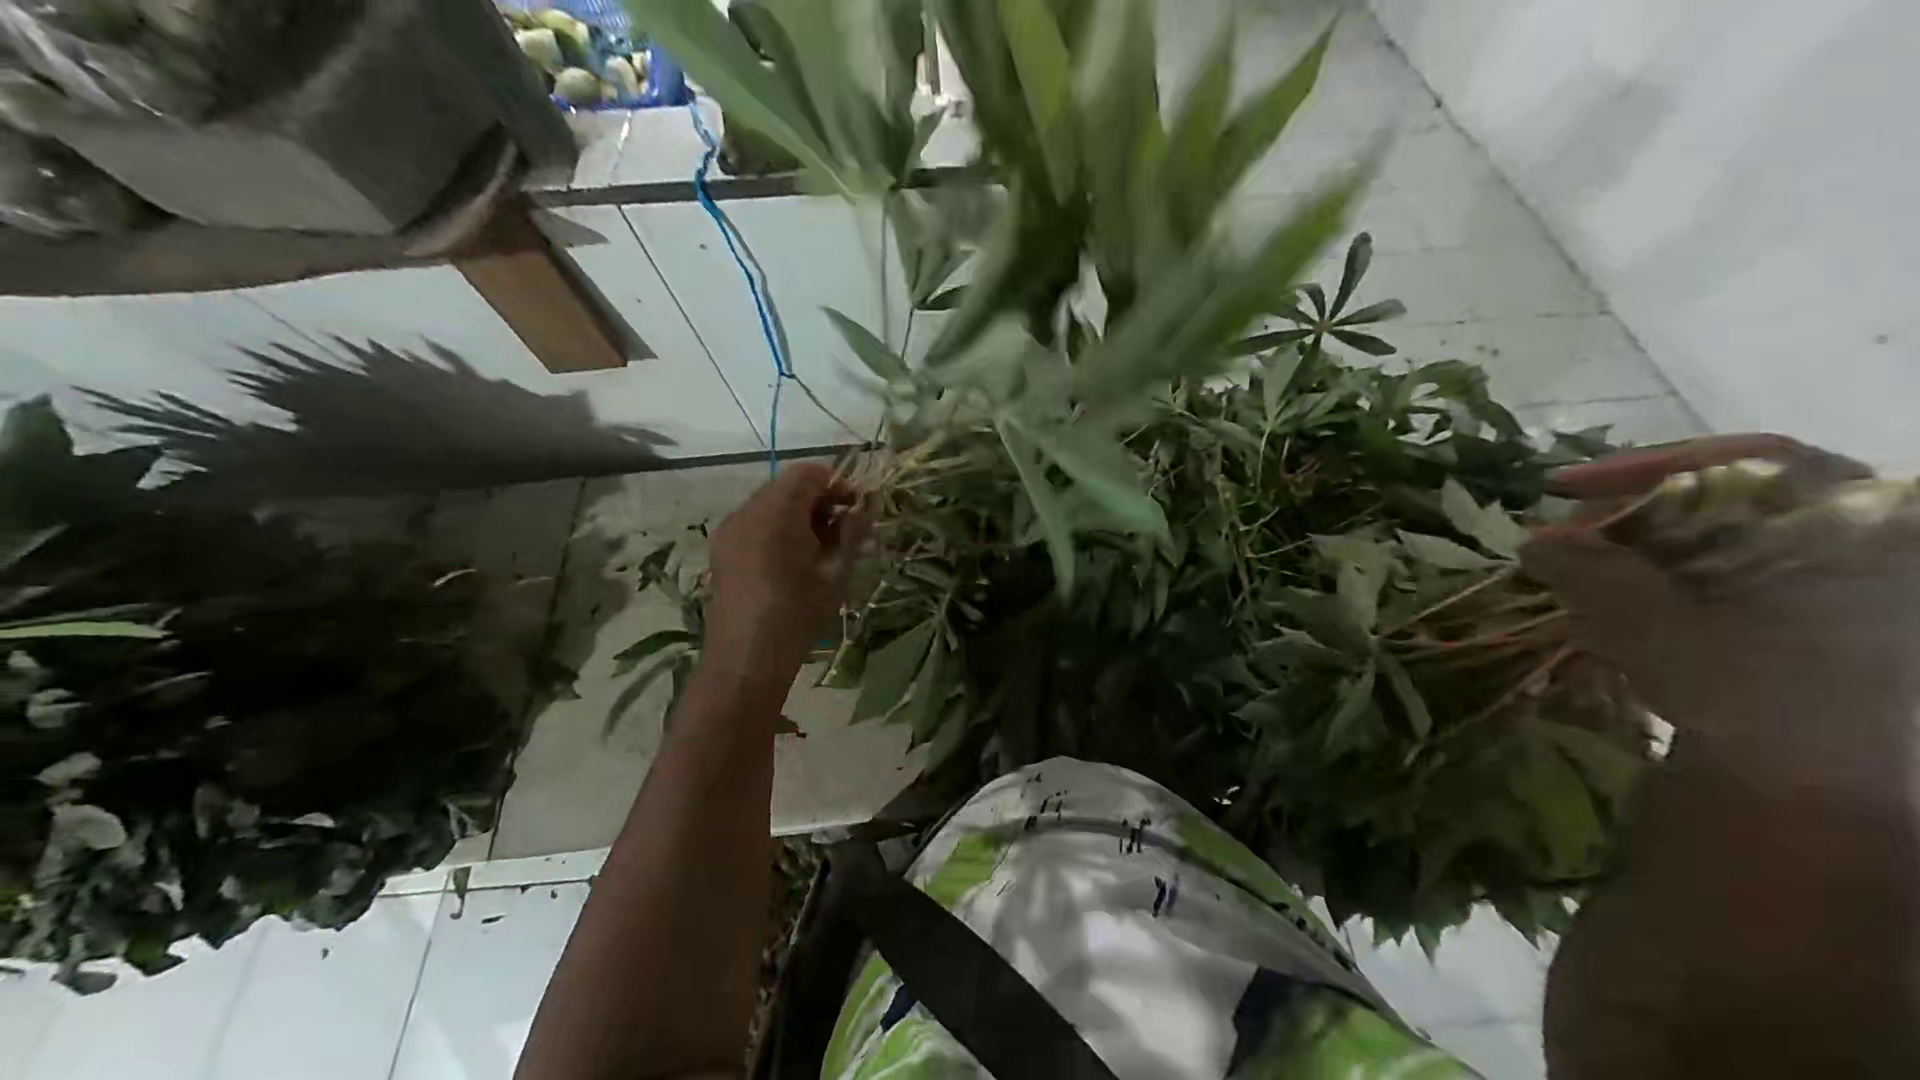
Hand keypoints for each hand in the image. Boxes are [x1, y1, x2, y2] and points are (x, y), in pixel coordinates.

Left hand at [702, 462, 869, 680]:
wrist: (746, 659)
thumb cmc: (798, 615)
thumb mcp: (836, 572)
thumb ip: (853, 531)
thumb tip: (868, 503)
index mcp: (775, 513)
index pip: (807, 473)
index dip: (837, 483)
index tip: (857, 509)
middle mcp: (746, 512)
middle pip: (787, 486)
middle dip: (819, 500)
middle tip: (843, 531)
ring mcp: (729, 530)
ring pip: (771, 504)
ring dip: (799, 515)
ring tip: (821, 549)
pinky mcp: (722, 549)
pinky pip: (756, 523)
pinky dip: (779, 528)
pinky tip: (794, 560)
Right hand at [1521, 435, 1919, 788]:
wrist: (1829, 799)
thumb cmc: (1764, 705)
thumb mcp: (1664, 635)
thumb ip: (1592, 579)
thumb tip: (1530, 543)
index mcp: (1865, 530)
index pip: (1750, 459)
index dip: (1649, 466)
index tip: (1564, 488)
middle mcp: (1865, 541)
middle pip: (1725, 497)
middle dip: (1629, 515)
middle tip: (1562, 540)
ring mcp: (1840, 578)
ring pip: (1716, 536)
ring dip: (1634, 550)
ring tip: (1573, 575)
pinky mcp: (1807, 610)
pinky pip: (1721, 569)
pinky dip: (1658, 577)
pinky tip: (1611, 603)